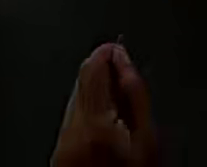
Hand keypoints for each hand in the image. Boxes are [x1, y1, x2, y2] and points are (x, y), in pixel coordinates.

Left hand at [51, 43, 157, 166]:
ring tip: (118, 112)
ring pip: (76, 98)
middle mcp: (70, 133)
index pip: (92, 65)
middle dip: (104, 75)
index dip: (109, 52)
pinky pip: (73, 119)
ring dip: (96, 94)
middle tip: (125, 84)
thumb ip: (136, 91)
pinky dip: (89, 113)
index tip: (120, 51)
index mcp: (94, 124)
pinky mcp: (57, 157)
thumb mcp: (148, 137)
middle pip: (82, 79)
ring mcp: (60, 147)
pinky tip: (105, 127)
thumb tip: (123, 59)